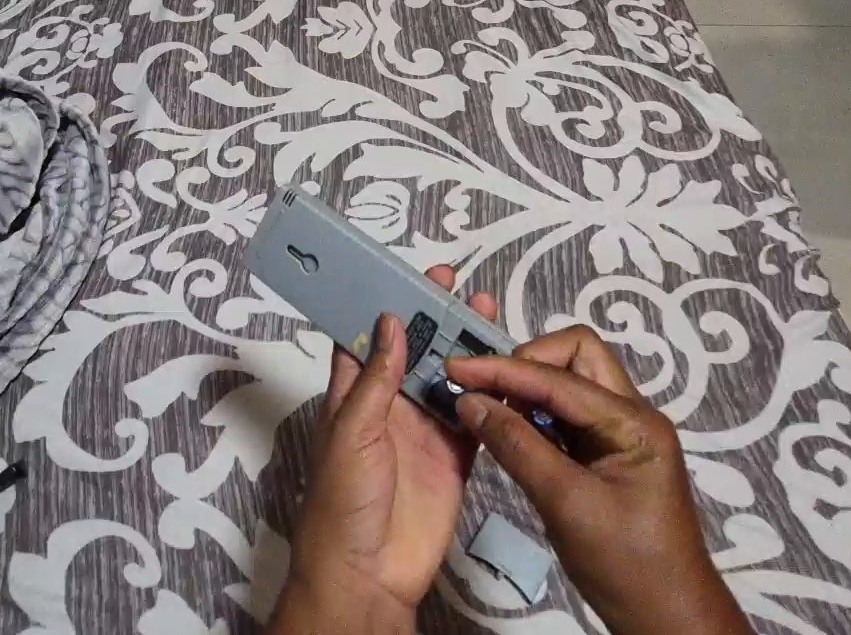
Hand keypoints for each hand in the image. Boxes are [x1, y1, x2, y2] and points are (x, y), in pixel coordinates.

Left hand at [267, 266, 496, 633]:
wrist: (369, 574)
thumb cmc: (343, 499)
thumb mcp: (353, 430)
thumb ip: (376, 379)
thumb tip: (391, 321)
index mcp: (355, 393)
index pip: (368, 338)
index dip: (386, 305)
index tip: (407, 275)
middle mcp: (390, 404)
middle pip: (416, 350)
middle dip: (434, 317)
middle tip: (456, 284)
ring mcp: (423, 428)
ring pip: (449, 377)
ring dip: (465, 347)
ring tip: (486, 312)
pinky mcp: (453, 455)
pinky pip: (474, 416)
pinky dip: (489, 394)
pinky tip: (506, 367)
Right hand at [446, 327, 753, 634]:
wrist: (667, 621)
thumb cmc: (625, 564)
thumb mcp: (565, 504)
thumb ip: (516, 445)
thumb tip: (467, 400)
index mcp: (633, 422)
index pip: (558, 378)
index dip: (503, 370)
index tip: (456, 367)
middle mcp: (630, 413)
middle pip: (575, 354)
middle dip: (527, 362)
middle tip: (488, 389)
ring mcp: (619, 430)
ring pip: (569, 378)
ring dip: (528, 386)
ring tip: (491, 407)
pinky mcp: (604, 449)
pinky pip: (565, 410)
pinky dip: (534, 410)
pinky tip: (510, 428)